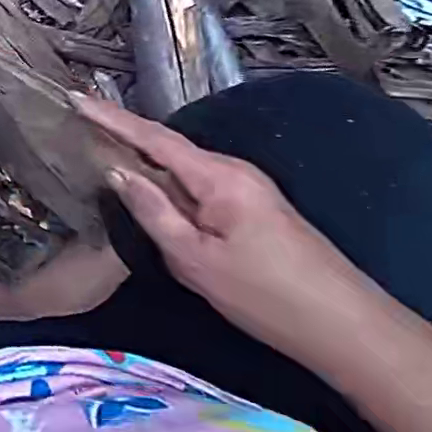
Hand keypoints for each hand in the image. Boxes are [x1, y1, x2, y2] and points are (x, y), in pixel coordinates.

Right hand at [74, 92, 391, 365]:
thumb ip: (152, 211)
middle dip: (122, 137)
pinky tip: (148, 193)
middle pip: (165, 147)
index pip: (152, 137)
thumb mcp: (195, 259)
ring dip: (143, 162)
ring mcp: (247, 188)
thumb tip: (117, 172)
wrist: (356, 334)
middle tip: (78, 126)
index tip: (74, 97)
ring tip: (102, 156)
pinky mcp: (253, 207)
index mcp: (218, 177)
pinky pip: (196, 184)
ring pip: (180, 168)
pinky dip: (165, 182)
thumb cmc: (269, 298)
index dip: (110, 117)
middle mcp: (233, 171)